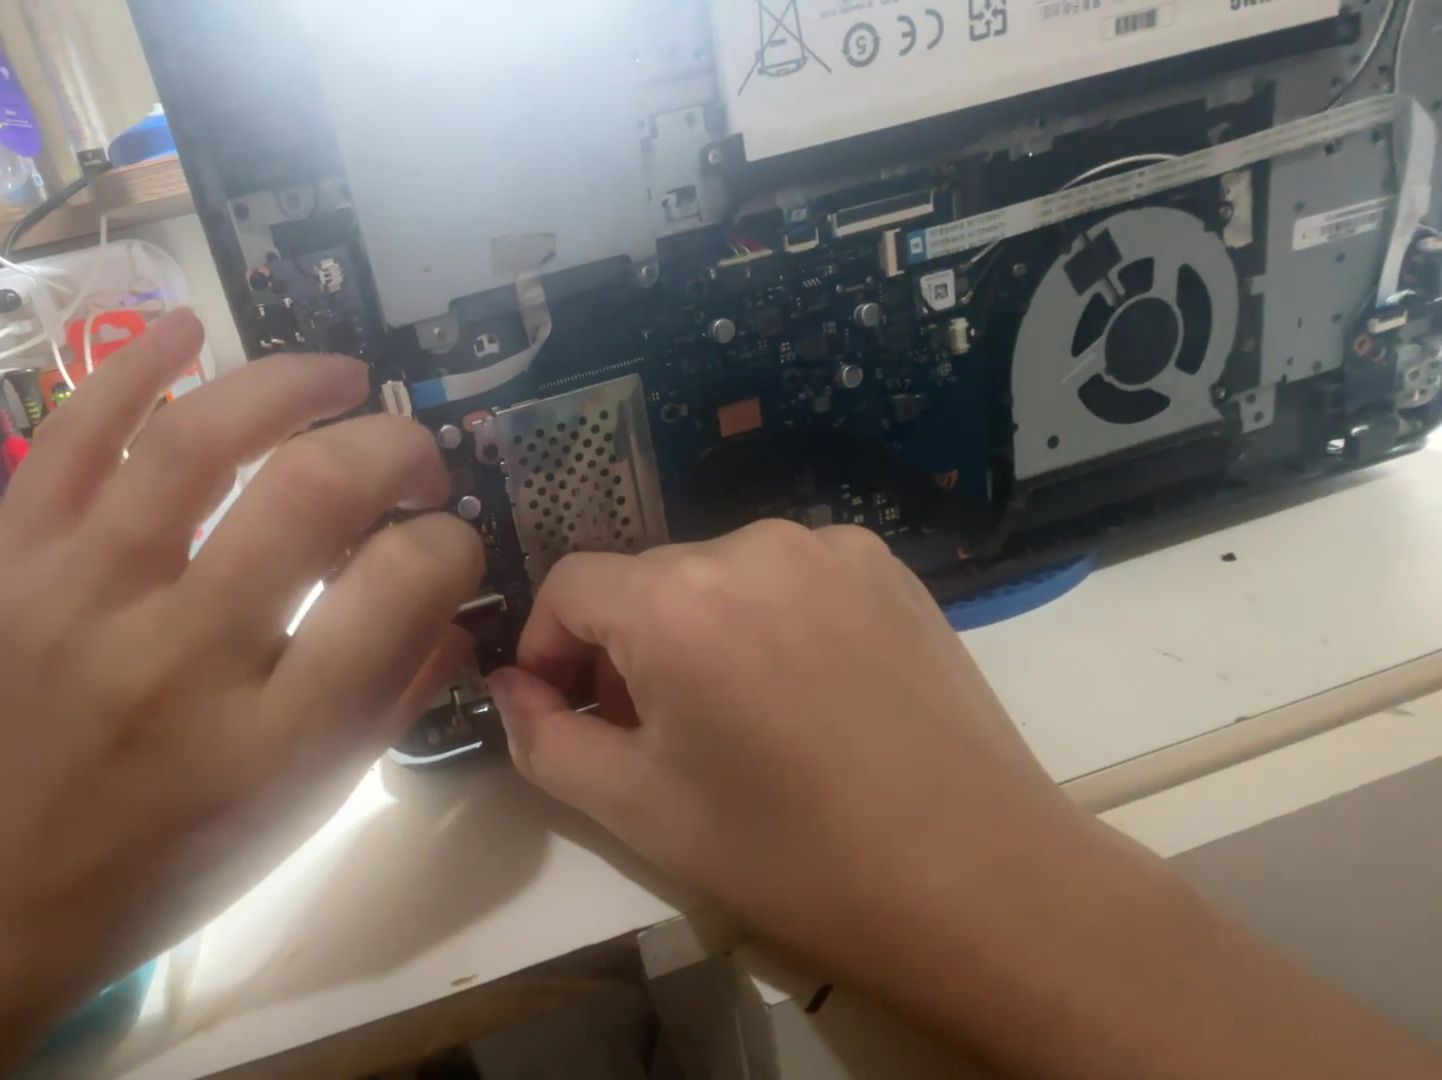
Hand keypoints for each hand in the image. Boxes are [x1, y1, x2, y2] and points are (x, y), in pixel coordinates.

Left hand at [0, 310, 481, 1074]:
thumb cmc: (160, 874)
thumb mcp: (300, 814)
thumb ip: (389, 704)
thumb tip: (453, 606)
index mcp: (269, 740)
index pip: (401, 588)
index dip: (452, 542)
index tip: (451, 541)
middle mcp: (178, 658)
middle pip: (312, 491)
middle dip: (395, 447)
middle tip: (414, 456)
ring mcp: (77, 600)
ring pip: (196, 439)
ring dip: (290, 383)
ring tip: (341, 374)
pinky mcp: (5, 570)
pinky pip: (70, 438)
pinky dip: (134, 366)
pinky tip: (190, 328)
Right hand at [489, 521, 1084, 967]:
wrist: (987, 886)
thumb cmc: (791, 857)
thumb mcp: (635, 810)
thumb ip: (542, 740)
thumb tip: (512, 688)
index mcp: (677, 600)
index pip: (568, 588)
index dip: (547, 649)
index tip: (563, 710)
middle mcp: (746, 544)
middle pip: (639, 584)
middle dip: (621, 650)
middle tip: (651, 732)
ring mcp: (824, 545)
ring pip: (708, 576)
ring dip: (690, 631)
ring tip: (729, 713)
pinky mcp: (881, 562)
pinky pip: (779, 574)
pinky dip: (760, 616)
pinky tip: (797, 686)